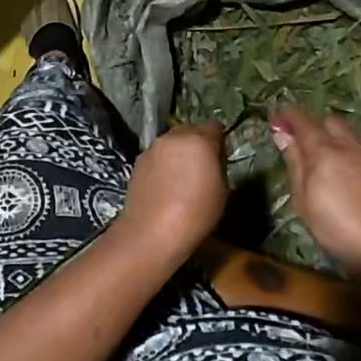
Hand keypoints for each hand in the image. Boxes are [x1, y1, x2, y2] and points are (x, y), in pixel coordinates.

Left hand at [118, 122, 226, 251]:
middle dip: (199, 144)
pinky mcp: (138, 162)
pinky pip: (158, 156)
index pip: (215, 126)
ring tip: (182, 179)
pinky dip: (165, 164)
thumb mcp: (222, 189)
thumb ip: (218, 165)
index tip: (220, 160)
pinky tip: (166, 186)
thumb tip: (212, 159)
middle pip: (191, 130)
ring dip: (180, 153)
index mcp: (199, 139)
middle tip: (203, 169)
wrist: (150, 234)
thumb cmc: (196, 213)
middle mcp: (173, 137)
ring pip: (173, 143)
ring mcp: (152, 148)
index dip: (220, 141)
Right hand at [271, 107, 360, 286]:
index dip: (288, 116)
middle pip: (331, 122)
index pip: (303, 120)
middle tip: (304, 146)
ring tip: (330, 166)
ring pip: (352, 135)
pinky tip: (355, 180)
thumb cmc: (337, 231)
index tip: (277, 120)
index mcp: (325, 151)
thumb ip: (295, 163)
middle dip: (315, 126)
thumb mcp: (304, 201)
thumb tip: (283, 134)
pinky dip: (355, 155)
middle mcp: (352, 145)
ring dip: (337, 141)